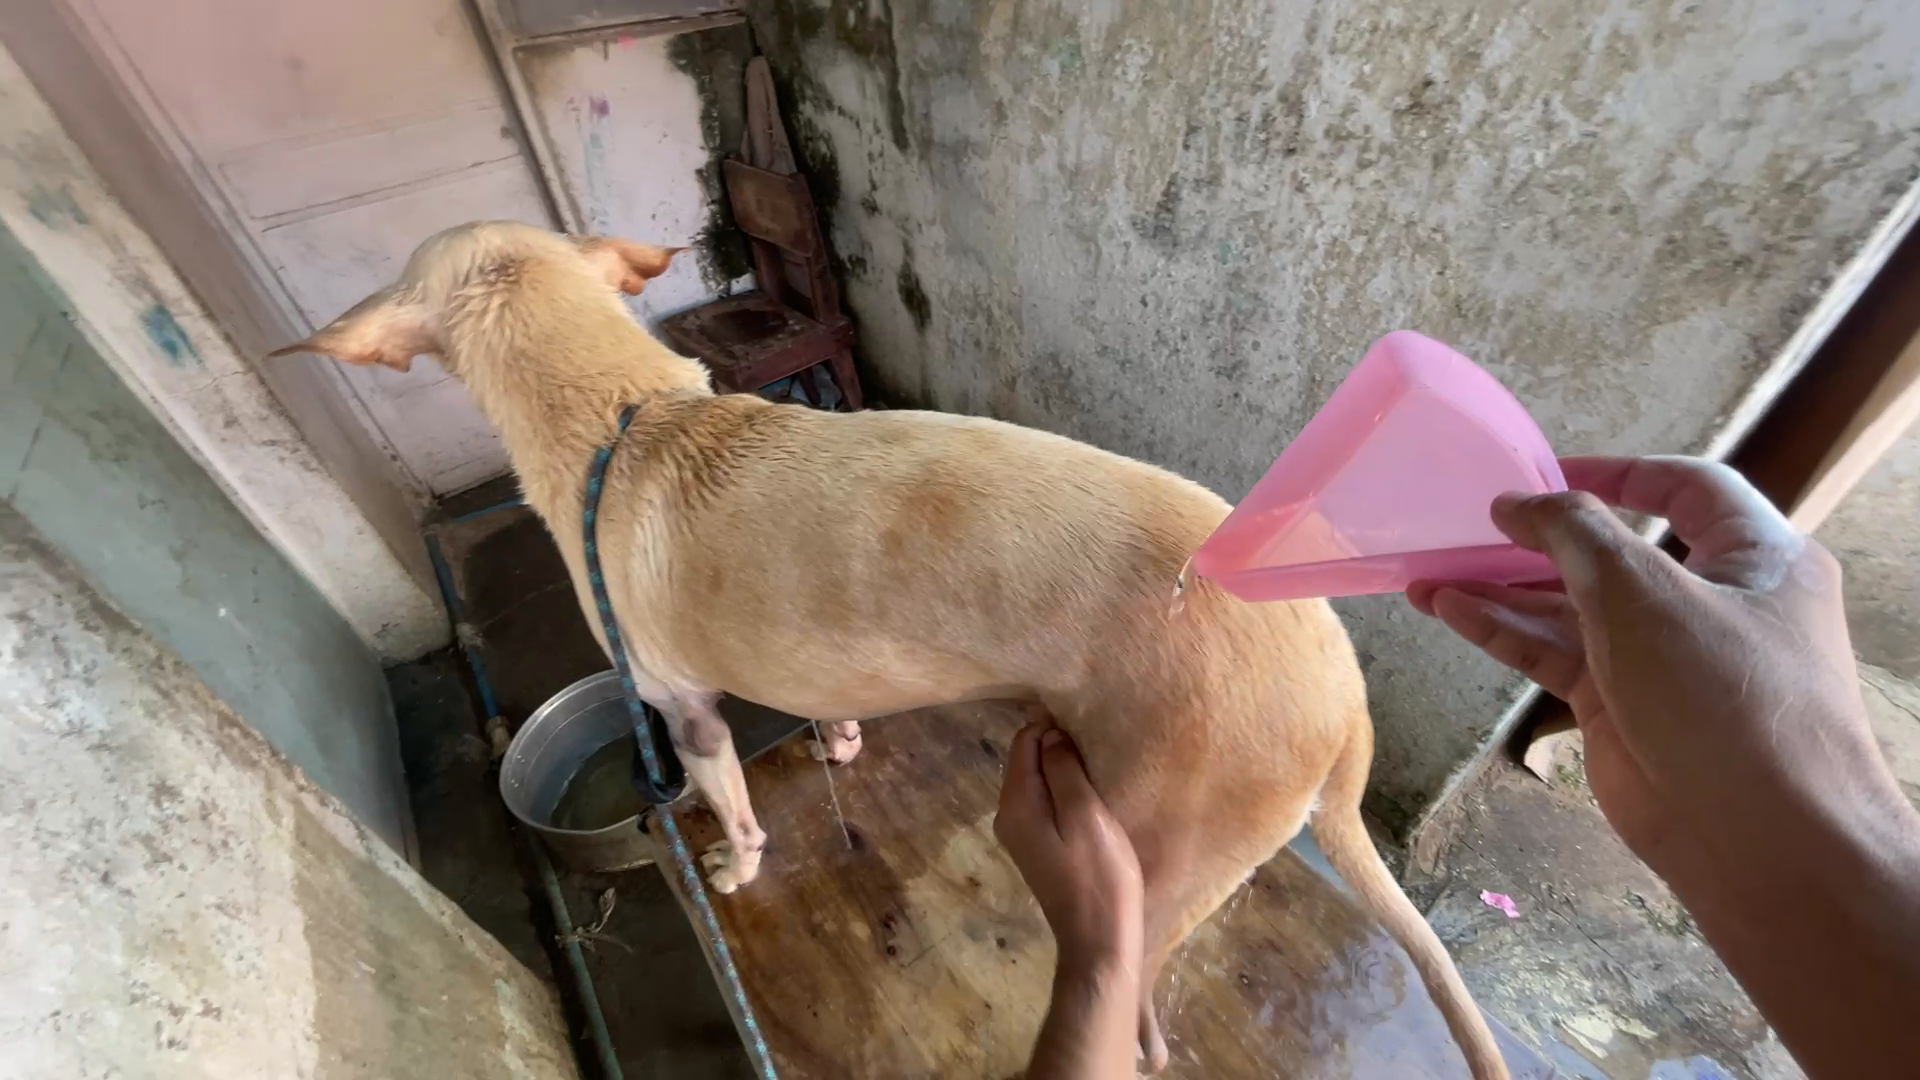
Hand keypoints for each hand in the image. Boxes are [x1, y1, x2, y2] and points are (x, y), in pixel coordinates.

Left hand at [994, 717, 1143, 972]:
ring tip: (1094, 770)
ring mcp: (1018, 833)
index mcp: (1015, 802)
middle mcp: (1006, 814)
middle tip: (1094, 750)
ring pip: (1035, 781)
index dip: (1051, 728)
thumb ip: (1063, 768)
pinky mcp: (1034, 846)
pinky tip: (1086, 798)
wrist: (1099, 941)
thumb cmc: (1098, 875)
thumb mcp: (1085, 813)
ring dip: (1060, 770)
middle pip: (1025, 760)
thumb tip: (1050, 734)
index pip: (1023, 742)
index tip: (1085, 731)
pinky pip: (1042, 802)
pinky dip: (1060, 791)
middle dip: (1055, 747)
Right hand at [1408, 456, 1895, 872]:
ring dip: (1495, 588)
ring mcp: (1653, 653)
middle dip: (1533, 540)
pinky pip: (1546, 647)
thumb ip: (1573, 533)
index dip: (1616, 472)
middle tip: (1467, 528)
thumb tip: (1514, 503)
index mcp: (1752, 560)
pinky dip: (1496, 627)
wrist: (1757, 837)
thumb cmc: (1720, 693)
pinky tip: (1444, 608)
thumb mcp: (1643, 591)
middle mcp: (1702, 600)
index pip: (1684, 491)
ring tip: (1426, 575)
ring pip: (1562, 604)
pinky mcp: (1611, 696)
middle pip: (1605, 552)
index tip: (1541, 472)